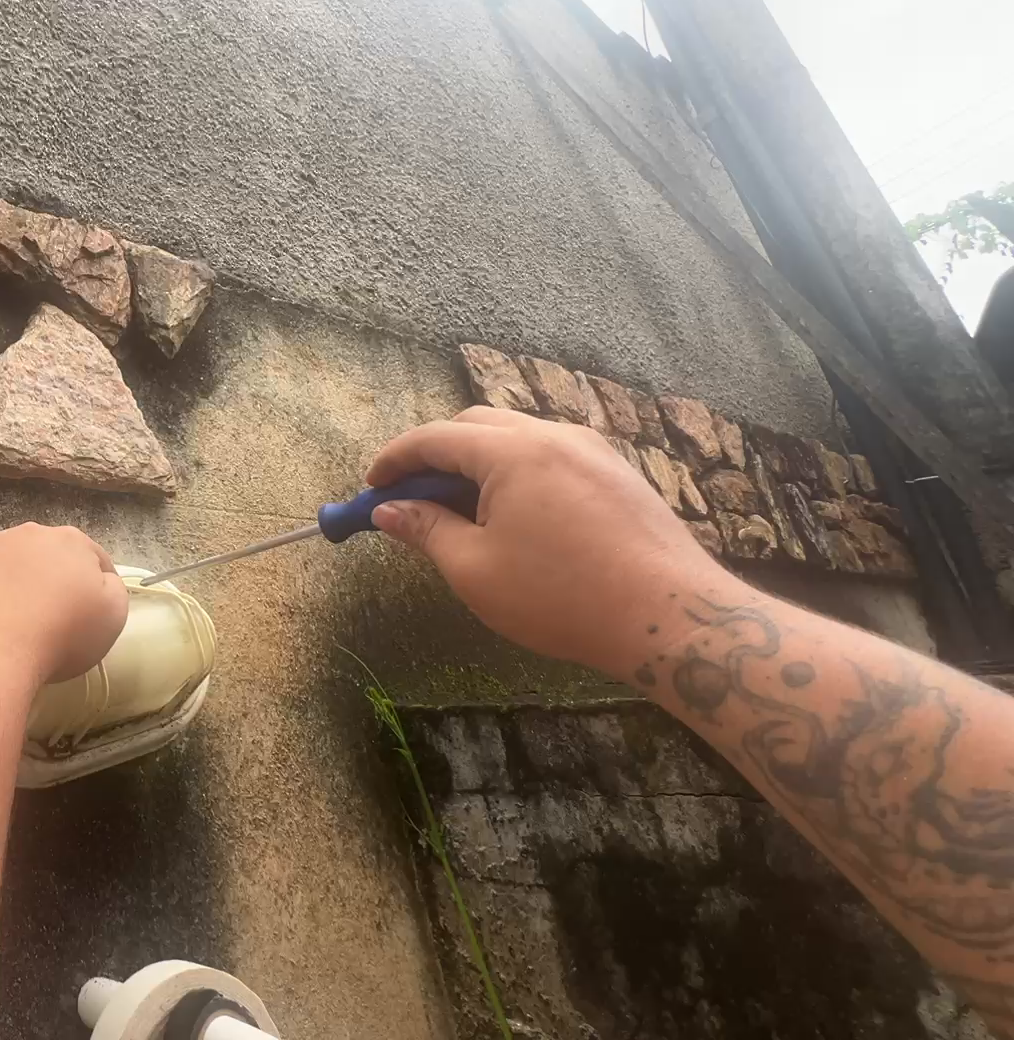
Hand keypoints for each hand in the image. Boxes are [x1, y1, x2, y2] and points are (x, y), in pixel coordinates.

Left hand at [0, 523, 129, 685]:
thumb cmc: (61, 635)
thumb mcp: (114, 615)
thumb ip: (114, 587)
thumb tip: (100, 578)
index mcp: (73, 540)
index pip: (95, 559)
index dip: (97, 588)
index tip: (90, 615)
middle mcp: (32, 532)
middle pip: (52, 556)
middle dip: (56, 579)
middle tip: (53, 618)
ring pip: (15, 561)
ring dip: (20, 580)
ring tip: (17, 619)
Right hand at [366, 407, 731, 670]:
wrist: (674, 620)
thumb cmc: (560, 596)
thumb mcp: (472, 568)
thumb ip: (424, 530)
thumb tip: (388, 512)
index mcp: (513, 453)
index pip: (433, 438)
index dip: (393, 459)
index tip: (371, 487)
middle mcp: (554, 436)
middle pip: (473, 425)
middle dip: (431, 453)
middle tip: (409, 495)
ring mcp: (591, 450)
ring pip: (513, 435)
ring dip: (472, 460)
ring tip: (456, 506)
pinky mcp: (616, 472)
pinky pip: (546, 453)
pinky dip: (510, 469)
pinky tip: (508, 511)